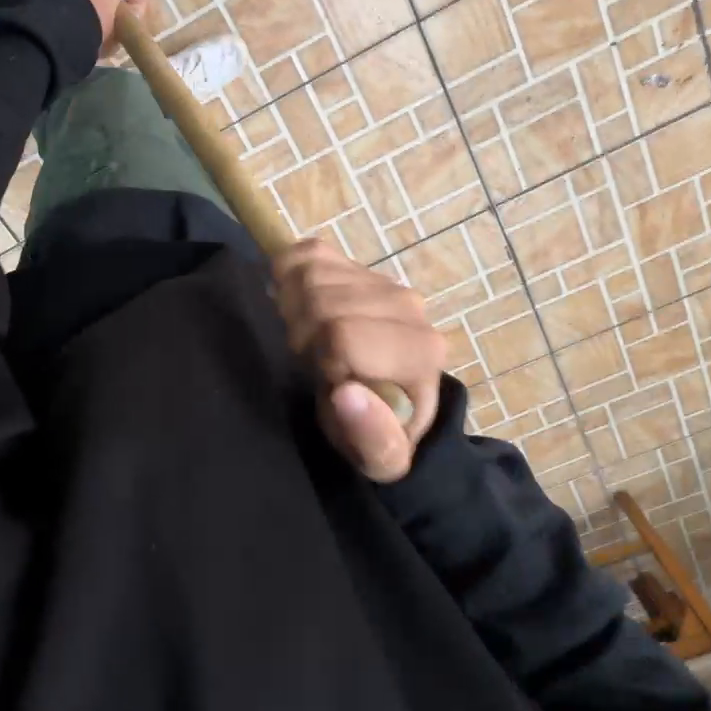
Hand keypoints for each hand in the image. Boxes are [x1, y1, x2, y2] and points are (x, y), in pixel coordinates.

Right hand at [273, 238, 447, 482]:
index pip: (341, 334)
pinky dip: (289, 274)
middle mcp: (408, 306)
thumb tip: (346, 393)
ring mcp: (382, 280)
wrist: (389, 399)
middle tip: (314, 362)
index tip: (330, 383)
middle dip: (303, 336)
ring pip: (309, 274)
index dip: (321, 362)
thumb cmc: (382, 431)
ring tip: (311, 338)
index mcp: (421, 351)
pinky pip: (307, 252)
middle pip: (320, 301)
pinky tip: (301, 306)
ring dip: (294, 309)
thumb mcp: (381, 458)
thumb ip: (373, 436)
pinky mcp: (357, 265)